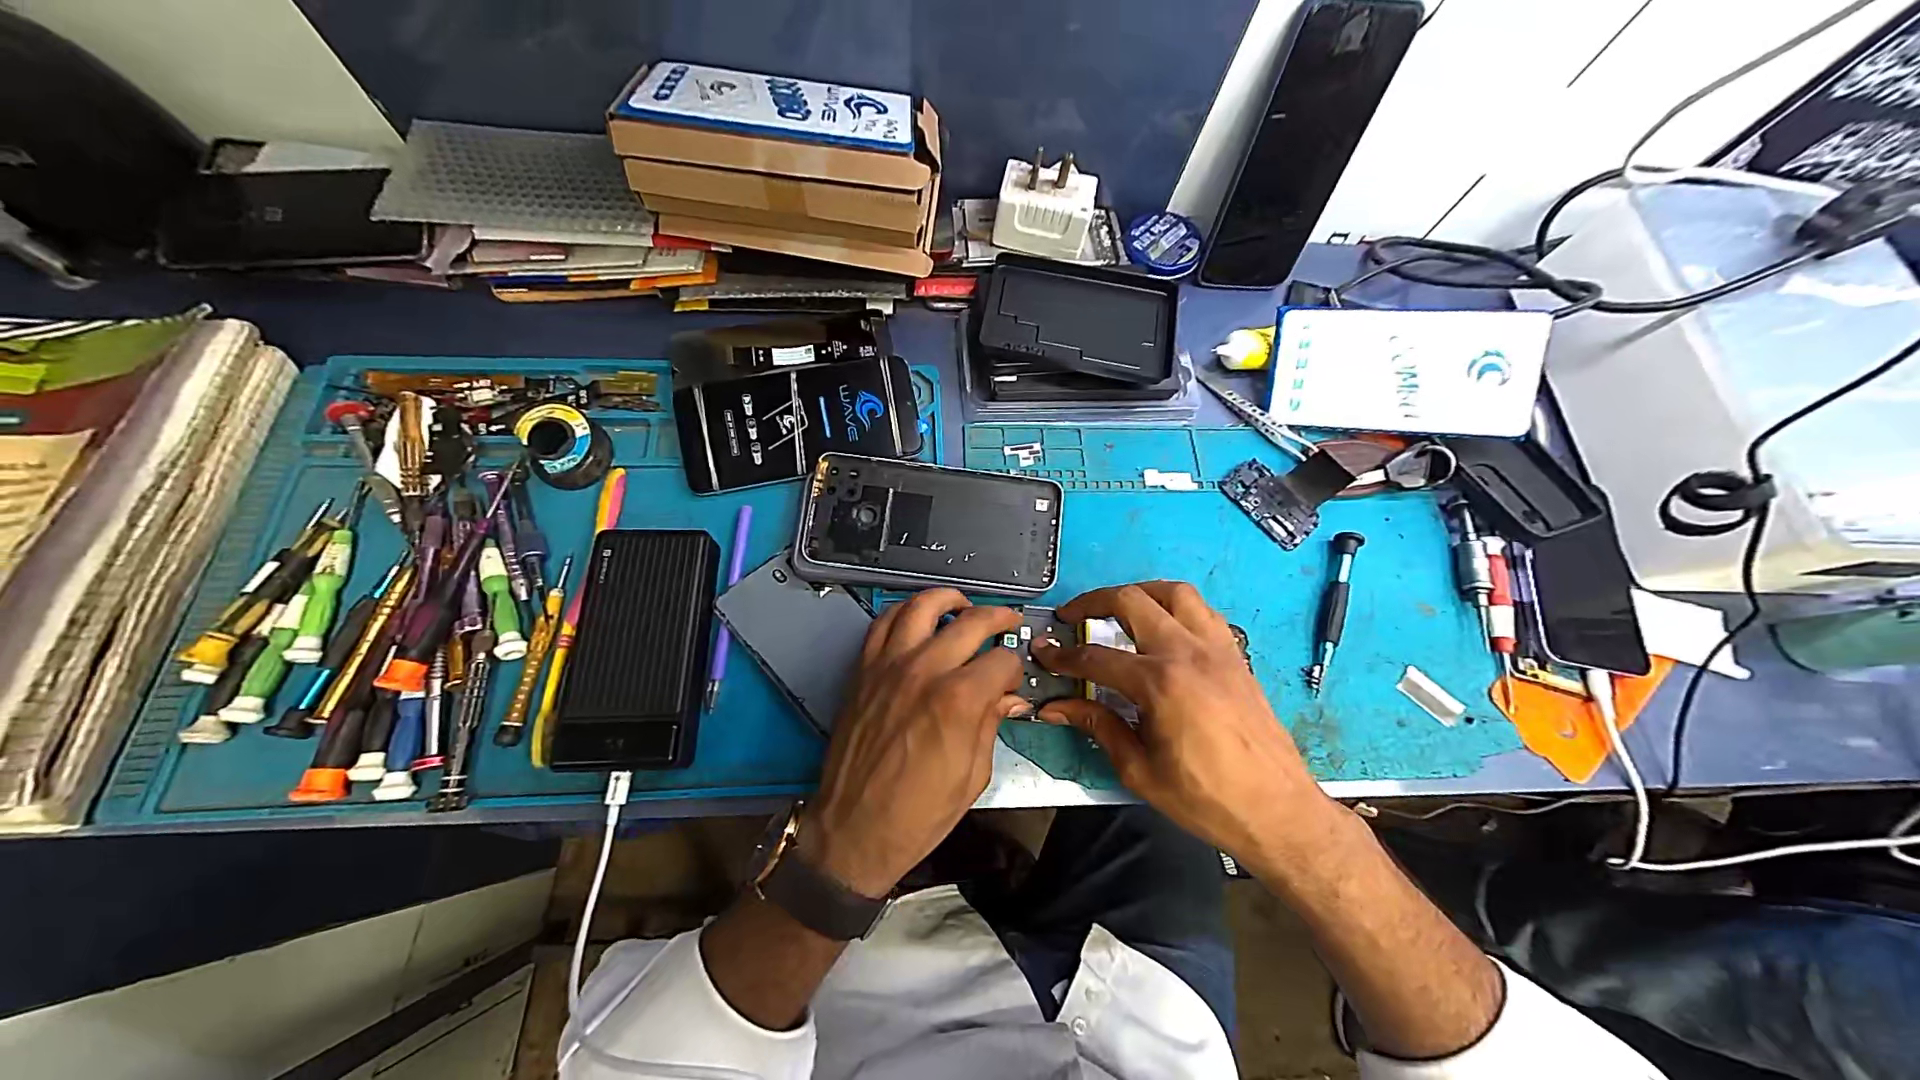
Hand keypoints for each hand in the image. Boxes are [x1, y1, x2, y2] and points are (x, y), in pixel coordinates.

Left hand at [805, 589, 1025, 897]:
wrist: (854, 829)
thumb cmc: (918, 813)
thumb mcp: (973, 775)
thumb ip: (992, 724)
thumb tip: (1008, 698)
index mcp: (959, 700)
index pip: (1002, 660)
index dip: (1014, 668)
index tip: (1012, 680)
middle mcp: (924, 670)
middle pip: (971, 621)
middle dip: (998, 618)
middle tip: (1007, 622)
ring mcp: (889, 666)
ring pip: (922, 605)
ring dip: (949, 598)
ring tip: (963, 606)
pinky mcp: (863, 670)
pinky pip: (883, 623)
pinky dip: (904, 613)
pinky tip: (918, 621)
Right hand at [1033, 581, 1339, 872]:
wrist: (1278, 811)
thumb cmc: (1205, 798)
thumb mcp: (1139, 769)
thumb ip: (1096, 726)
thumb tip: (1057, 707)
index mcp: (1160, 682)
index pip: (1096, 656)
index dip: (1063, 655)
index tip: (1044, 653)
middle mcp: (1188, 652)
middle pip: (1132, 601)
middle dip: (1093, 602)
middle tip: (1072, 615)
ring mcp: (1217, 649)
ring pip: (1174, 593)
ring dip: (1139, 592)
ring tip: (1118, 607)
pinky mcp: (1236, 656)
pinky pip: (1204, 612)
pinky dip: (1177, 607)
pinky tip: (1165, 626)